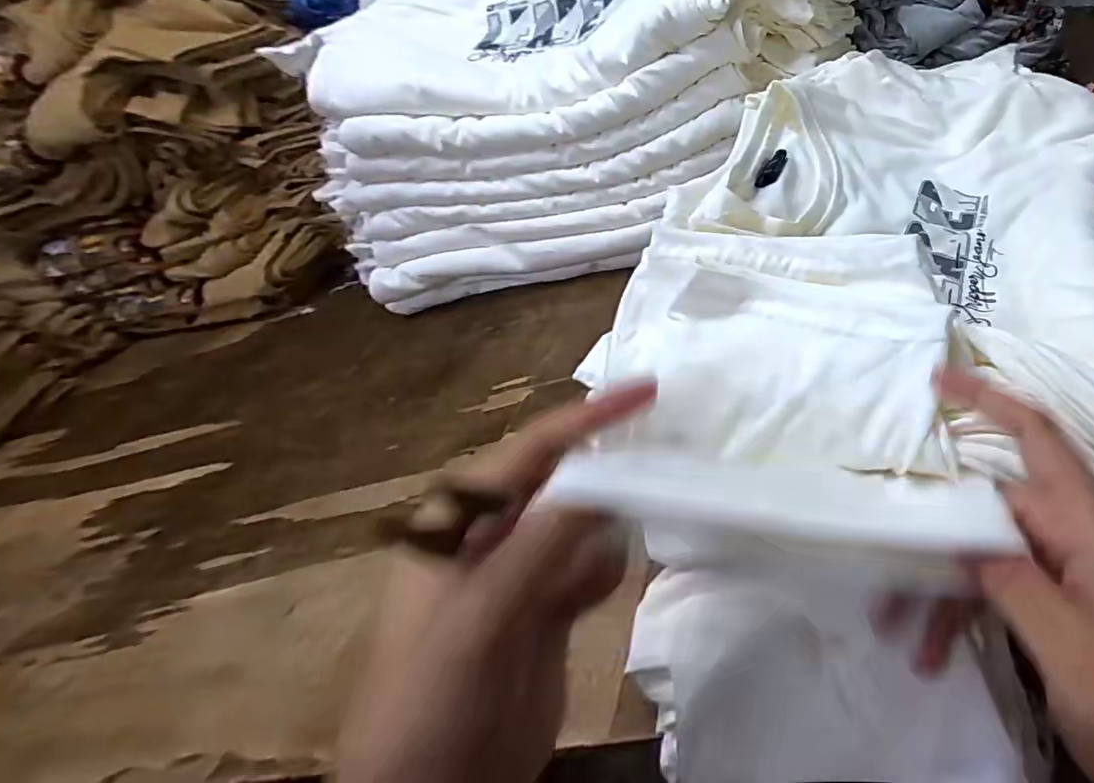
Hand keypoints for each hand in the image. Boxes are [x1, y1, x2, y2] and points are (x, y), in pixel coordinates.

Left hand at [337, 382, 654, 782]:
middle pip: (564, 476)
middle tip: (663, 449)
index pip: (532, 449)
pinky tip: (595, 596)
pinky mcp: (547, 605)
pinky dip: (605, 568)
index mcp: (460, 518)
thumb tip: (602, 475)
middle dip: (610, 462)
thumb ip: (540, 545)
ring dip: (612, 517)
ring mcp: (522, 570)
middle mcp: (493, 532)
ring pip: (585, 519)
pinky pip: (591, 566)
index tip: (647, 390)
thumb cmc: (430, 702)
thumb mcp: (481, 619)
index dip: (589, 416)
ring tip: (632, 523)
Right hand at [938, 368, 1093, 782]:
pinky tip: (934, 653)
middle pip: (987, 507)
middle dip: (932, 535)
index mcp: (1091, 533)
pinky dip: (957, 614)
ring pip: (980, 552)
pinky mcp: (1052, 606)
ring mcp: (1062, 574)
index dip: (990, 400)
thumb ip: (1022, 589)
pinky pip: (990, 589)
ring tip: (901, 632)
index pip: (1039, 440)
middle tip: (884, 572)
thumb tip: (962, 536)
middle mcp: (1074, 540)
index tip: (938, 378)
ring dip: (937, 589)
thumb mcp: (1085, 663)